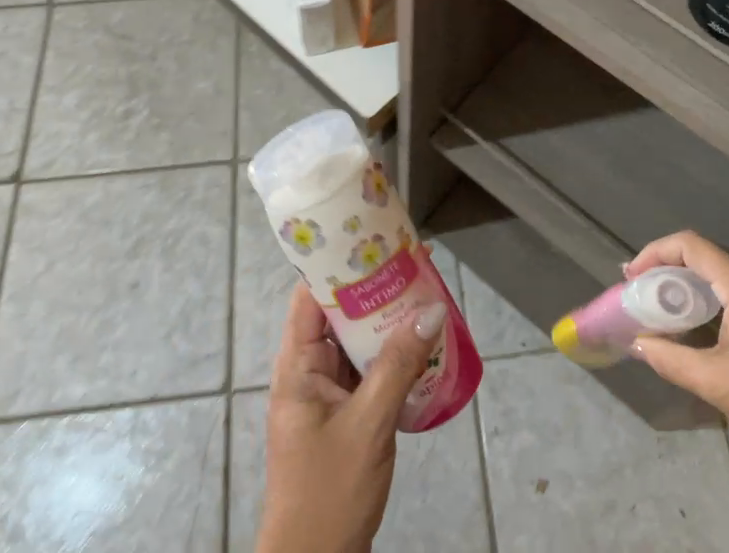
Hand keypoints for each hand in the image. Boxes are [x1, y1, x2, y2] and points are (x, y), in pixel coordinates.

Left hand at [257, 283, 446, 552]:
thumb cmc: (330, 488)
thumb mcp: (368, 423)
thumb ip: (399, 365)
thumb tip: (432, 309)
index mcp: (296, 365)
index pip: (309, 297)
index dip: (338, 265)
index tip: (374, 239)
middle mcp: (306, 371)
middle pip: (337, 315)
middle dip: (374, 290)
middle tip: (415, 263)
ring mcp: (325, 395)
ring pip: (356, 344)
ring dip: (387, 324)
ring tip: (427, 295)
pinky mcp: (344, 415)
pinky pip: (368, 372)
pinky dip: (392, 358)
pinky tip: (424, 348)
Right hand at [626, 231, 728, 477]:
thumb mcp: (716, 383)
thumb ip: (670, 358)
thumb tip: (639, 343)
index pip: (690, 245)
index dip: (654, 253)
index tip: (631, 279)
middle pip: (708, 256)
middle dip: (670, 272)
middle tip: (642, 297)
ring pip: (727, 275)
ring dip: (693, 288)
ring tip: (667, 313)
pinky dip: (716, 300)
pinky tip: (704, 328)